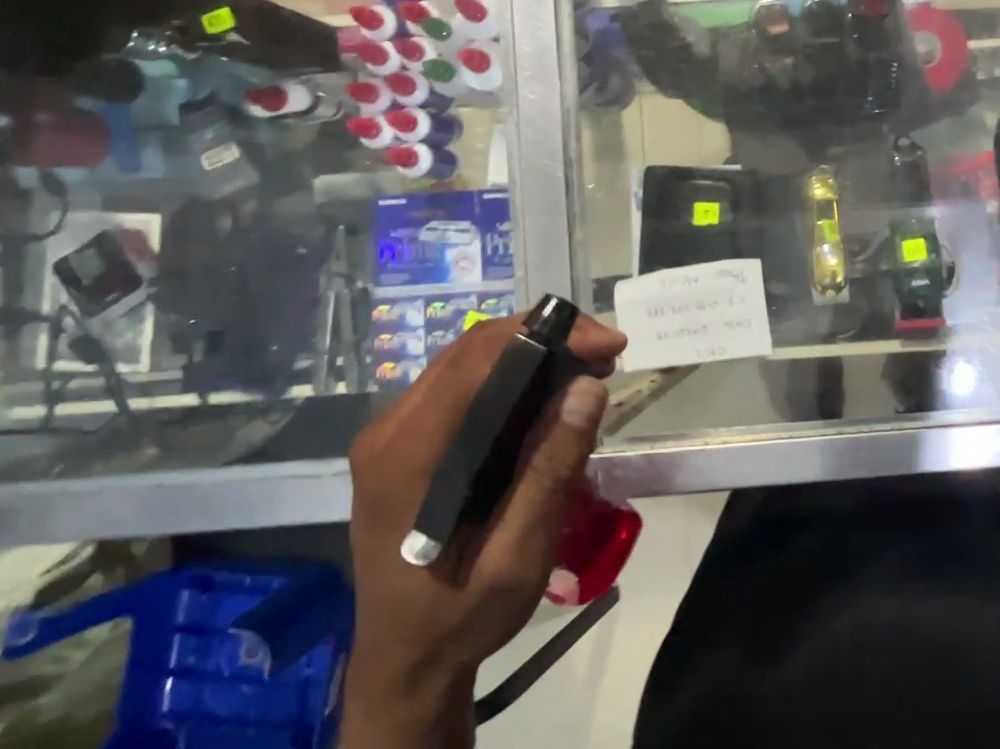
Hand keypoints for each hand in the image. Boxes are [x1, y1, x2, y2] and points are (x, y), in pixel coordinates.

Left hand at [342, 311, 626, 747]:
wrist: (406, 662)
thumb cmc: (461, 616)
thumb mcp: (518, 555)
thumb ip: (549, 470)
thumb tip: (587, 387)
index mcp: (407, 455)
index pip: (477, 360)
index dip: (546, 336)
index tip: (609, 345)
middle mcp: (390, 431)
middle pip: (471, 352)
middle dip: (546, 340)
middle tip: (609, 356)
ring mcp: (393, 437)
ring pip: (468, 365)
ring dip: (533, 357)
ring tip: (591, 373)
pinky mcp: (406, 446)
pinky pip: (464, 390)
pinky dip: (514, 381)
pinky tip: (551, 400)